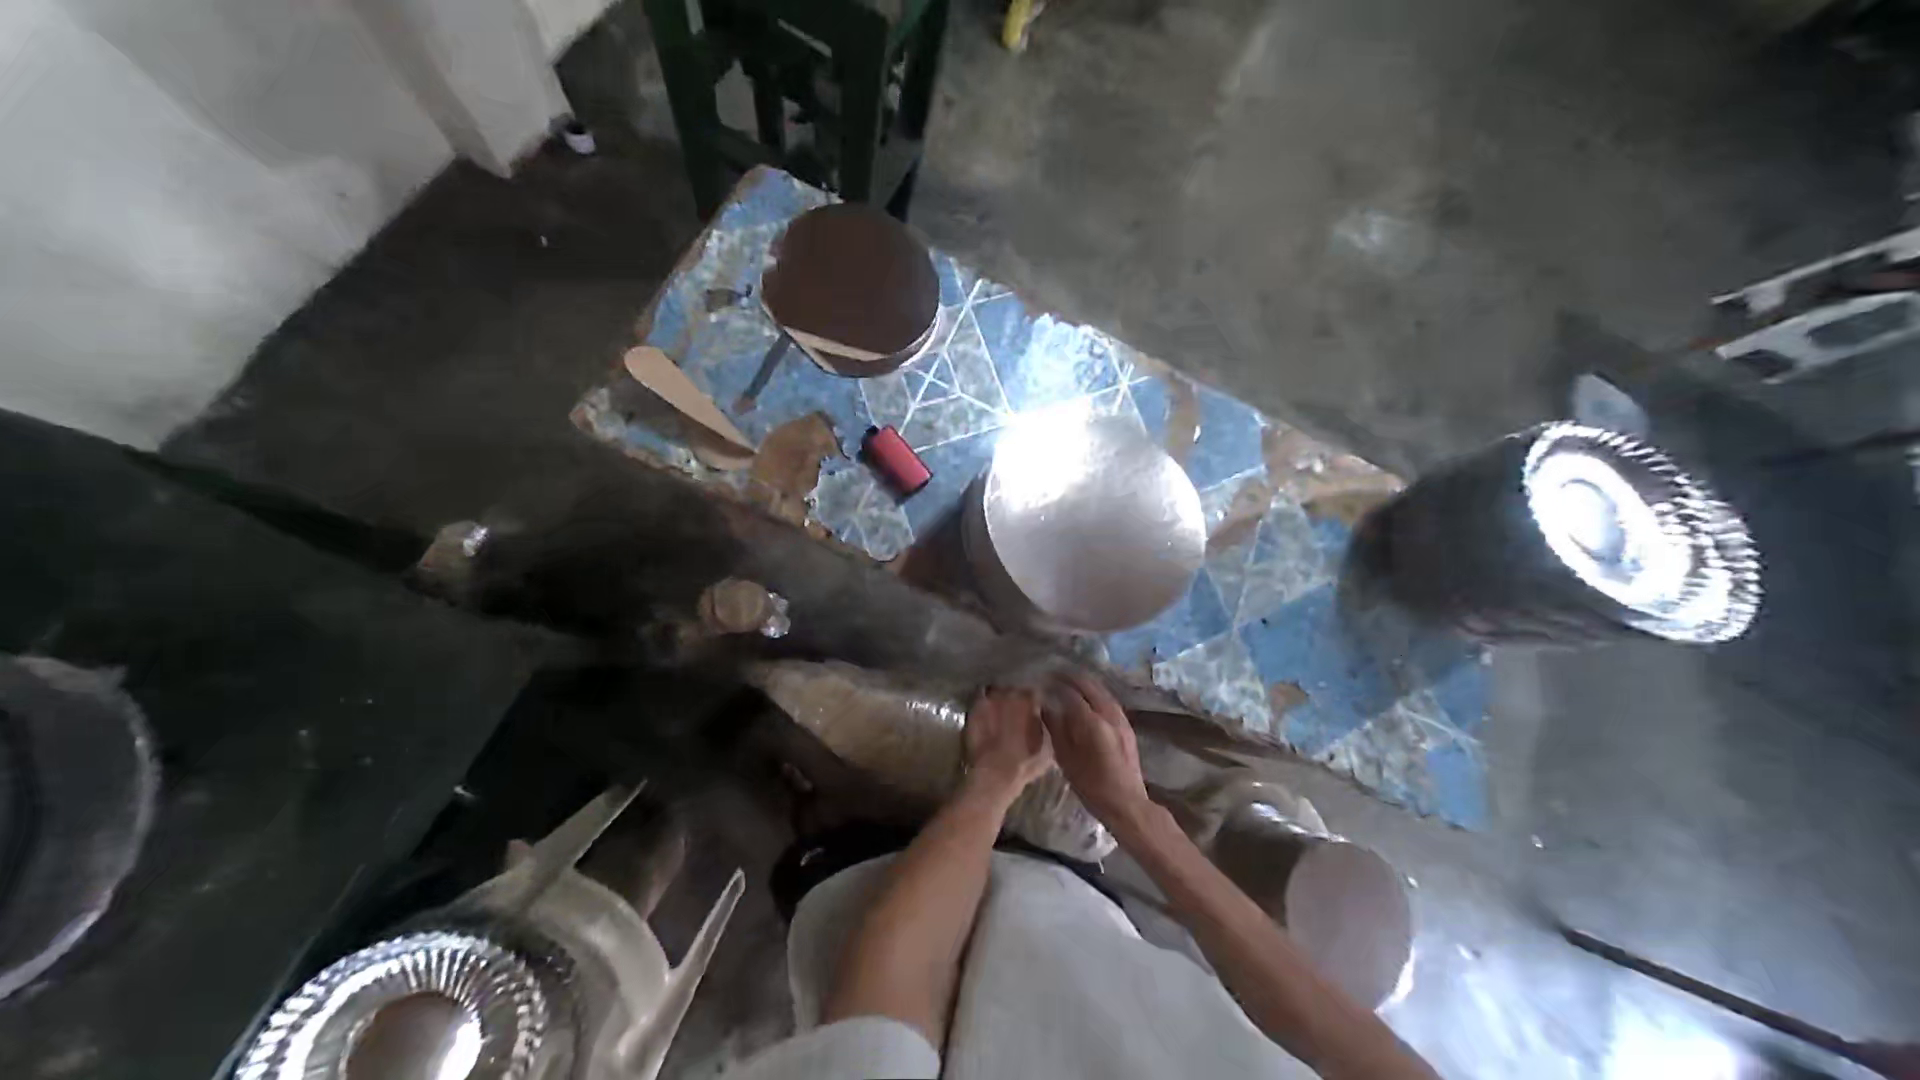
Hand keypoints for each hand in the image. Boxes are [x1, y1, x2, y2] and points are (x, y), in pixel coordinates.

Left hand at [964, 687, 1052, 797]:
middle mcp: (1014, 692)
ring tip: (999, 703)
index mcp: (1033, 700)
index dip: (1033, 697)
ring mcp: (994, 696)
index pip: (1035, 690)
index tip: (1032, 703)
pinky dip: (983, 698)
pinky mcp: (977, 704)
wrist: (996, 771)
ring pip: (998, 688)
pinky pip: (981, 693)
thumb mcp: (1048, 747)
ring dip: (999, 694)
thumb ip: (1047, 727)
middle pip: (1015, 686)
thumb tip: (1047, 719)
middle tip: (1015, 704)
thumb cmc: (1026, 763)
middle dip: (1016, 693)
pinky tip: (984, 706)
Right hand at [1040, 672, 1151, 831]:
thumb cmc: (1091, 785)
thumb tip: (1046, 706)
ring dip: (1085, 683)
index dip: (1055, 683)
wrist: (1126, 803)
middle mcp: (1108, 714)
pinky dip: (1095, 693)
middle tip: (1054, 673)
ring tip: (1069, 681)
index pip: (1070, 692)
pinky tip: (1087, 697)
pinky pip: (1109, 700)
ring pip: (1101, 690)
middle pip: (1089, 685)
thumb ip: (1056, 728)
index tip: (1043, 678)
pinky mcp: (1127, 725)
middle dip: (1071, 677)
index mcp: (1091, 722)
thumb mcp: (1065, 758)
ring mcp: (1121, 718)